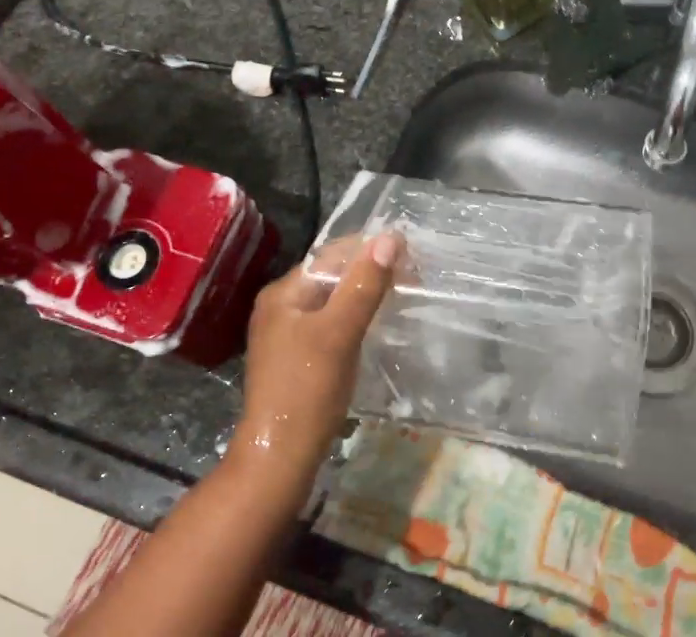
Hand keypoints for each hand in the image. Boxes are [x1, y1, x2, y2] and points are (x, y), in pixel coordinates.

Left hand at [231, 233, 399, 479]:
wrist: (280, 457)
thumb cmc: (307, 390)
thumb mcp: (339, 332)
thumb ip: (364, 284)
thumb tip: (390, 238)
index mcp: (284, 293)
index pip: (332, 254)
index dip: (371, 250)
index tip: (412, 257)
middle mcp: (282, 306)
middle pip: (333, 276)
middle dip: (372, 272)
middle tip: (414, 279)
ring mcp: (288, 334)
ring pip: (335, 301)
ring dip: (367, 295)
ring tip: (403, 298)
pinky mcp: (299, 358)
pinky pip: (332, 325)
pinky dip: (357, 319)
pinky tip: (378, 327)